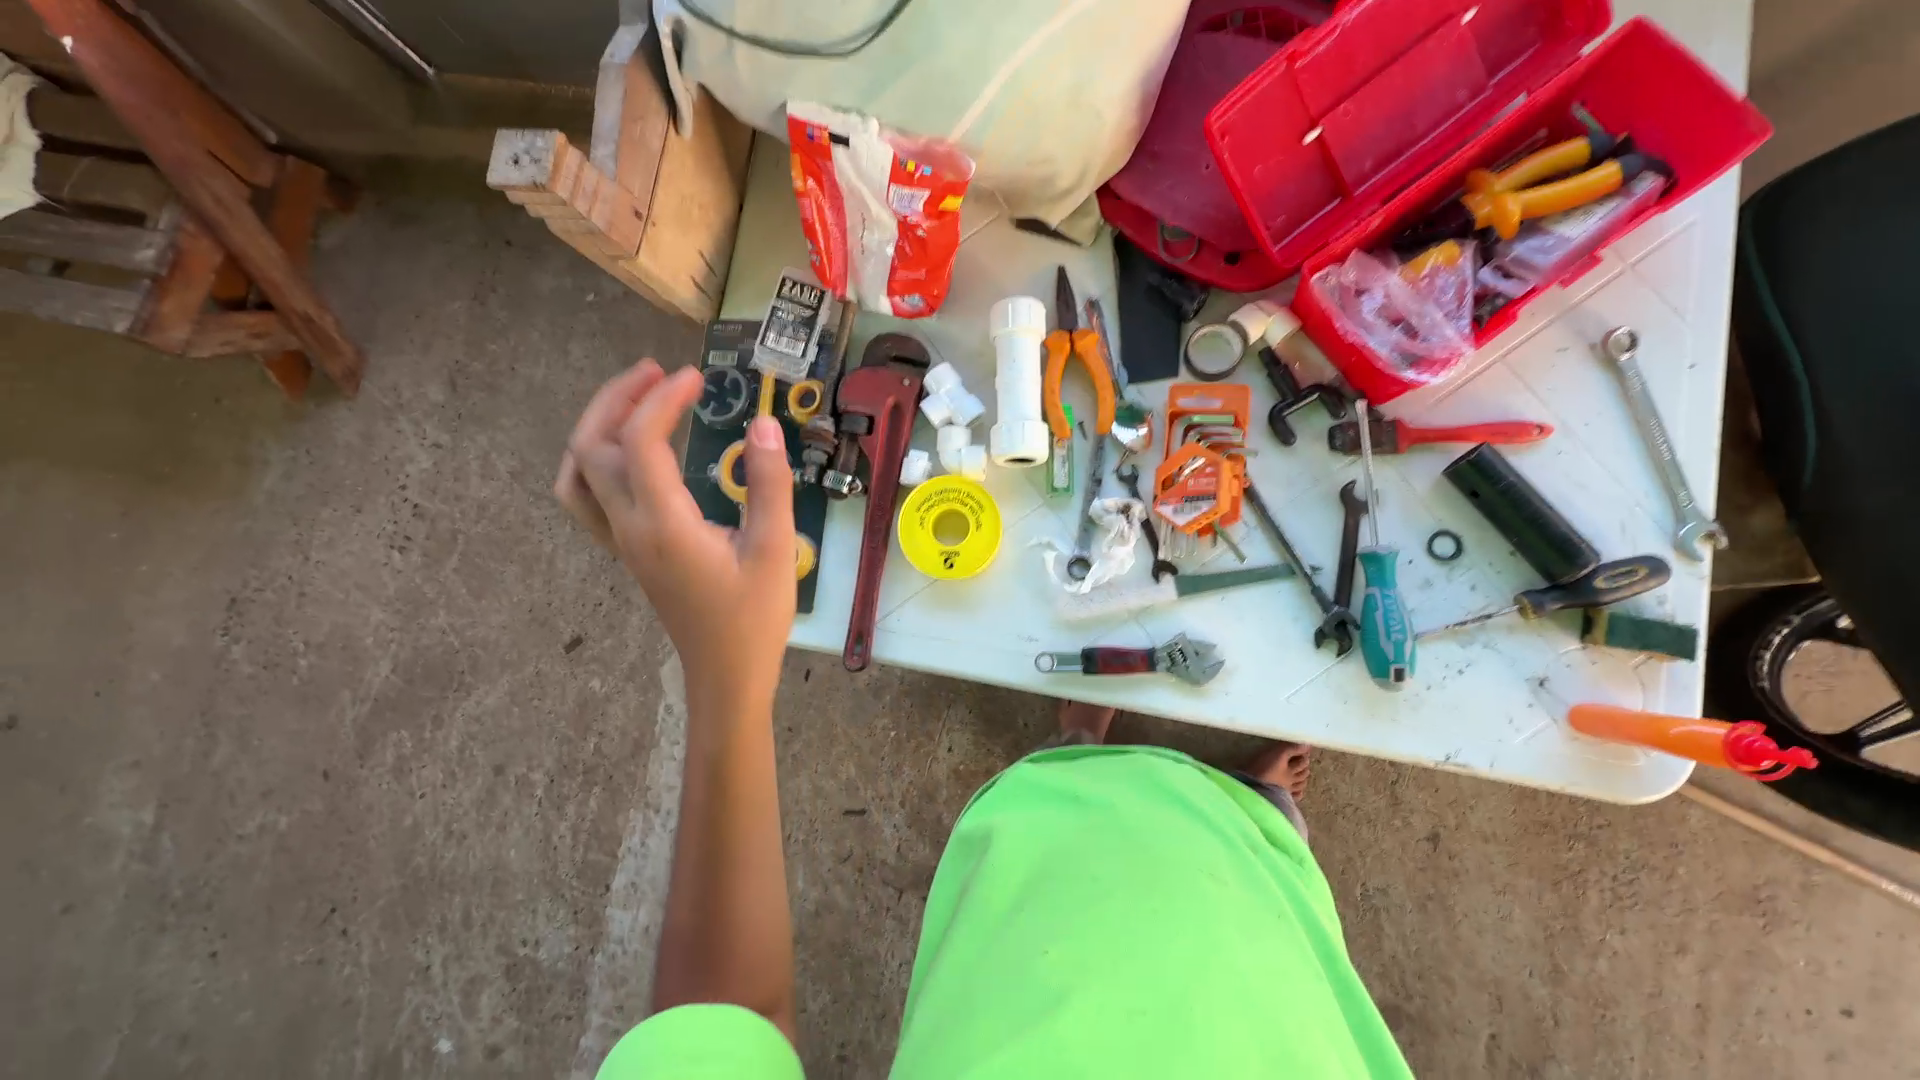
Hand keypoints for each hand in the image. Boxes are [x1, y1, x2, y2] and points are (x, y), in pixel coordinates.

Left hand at [556, 361, 797, 703]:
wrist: (726, 674)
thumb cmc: (755, 618)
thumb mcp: (776, 549)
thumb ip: (770, 484)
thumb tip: (765, 423)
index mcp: (664, 524)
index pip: (641, 441)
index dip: (663, 399)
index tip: (697, 377)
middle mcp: (629, 528)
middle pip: (591, 446)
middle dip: (619, 399)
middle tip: (660, 372)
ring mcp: (621, 542)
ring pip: (578, 471)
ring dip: (599, 425)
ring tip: (637, 400)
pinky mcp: (626, 551)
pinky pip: (584, 497)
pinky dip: (593, 460)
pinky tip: (626, 452)